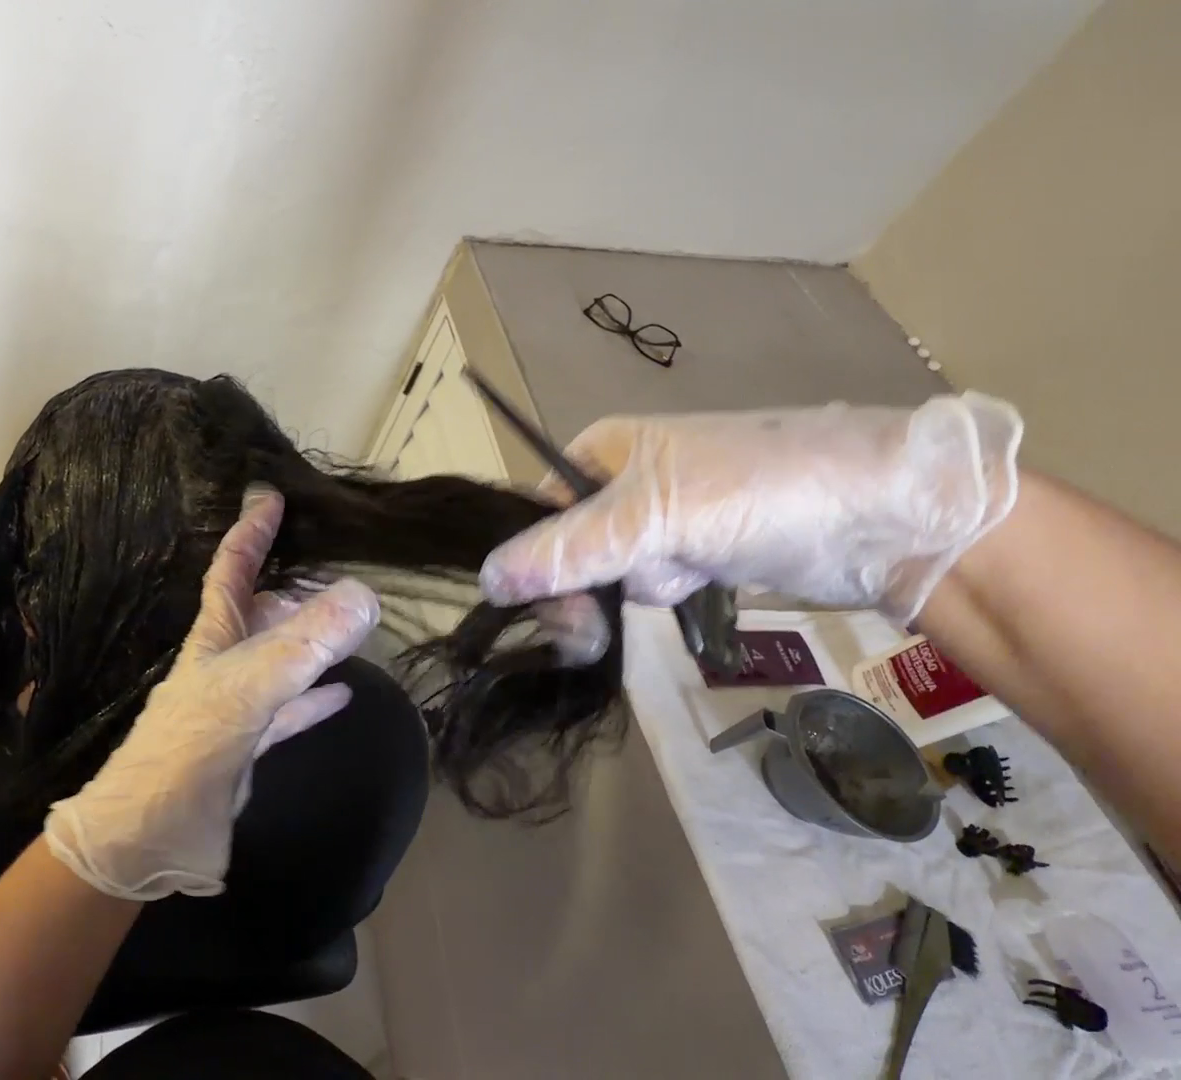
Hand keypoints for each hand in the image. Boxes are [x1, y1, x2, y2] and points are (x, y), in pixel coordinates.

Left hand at [43, 486, 380, 900]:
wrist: (147, 836)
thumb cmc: (185, 753)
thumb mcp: (246, 691)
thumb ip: (303, 647)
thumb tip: (364, 596)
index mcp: (212, 639)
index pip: (232, 570)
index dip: (251, 533)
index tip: (271, 497)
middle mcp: (223, 665)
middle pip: (262, 614)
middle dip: (294, 588)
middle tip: (339, 571)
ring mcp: (236, 706)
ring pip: (281, 660)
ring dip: (311, 642)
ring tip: (353, 623)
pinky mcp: (249, 746)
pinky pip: (290, 711)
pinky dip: (316, 699)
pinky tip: (346, 693)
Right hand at [479, 393, 1023, 623]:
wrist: (893, 516)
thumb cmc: (763, 491)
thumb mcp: (653, 517)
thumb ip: (567, 549)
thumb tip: (486, 580)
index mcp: (603, 449)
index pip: (536, 512)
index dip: (536, 560)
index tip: (555, 606)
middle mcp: (624, 477)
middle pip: (567, 546)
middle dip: (591, 582)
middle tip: (602, 621)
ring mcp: (663, 513)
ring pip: (608, 570)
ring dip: (641, 584)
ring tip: (689, 570)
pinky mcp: (697, 544)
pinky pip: (651, 578)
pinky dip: (670, 587)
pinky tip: (706, 576)